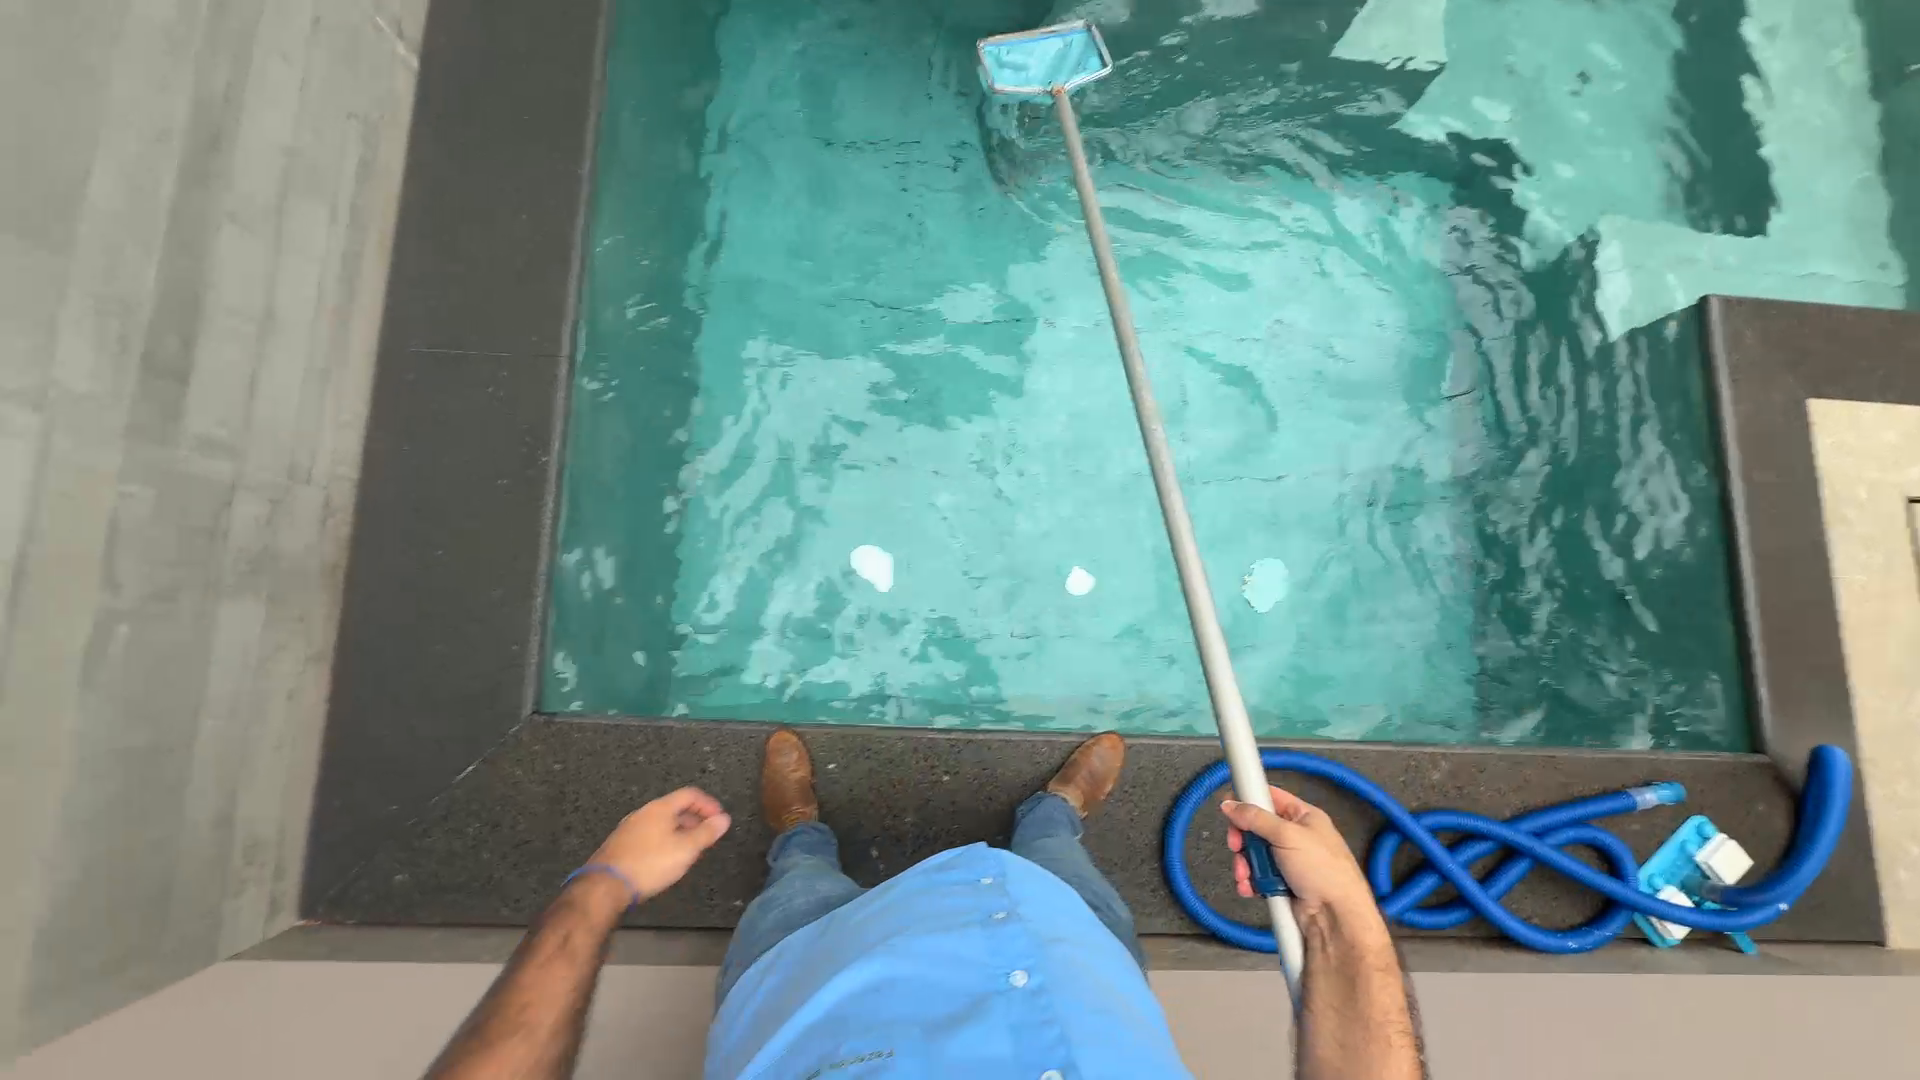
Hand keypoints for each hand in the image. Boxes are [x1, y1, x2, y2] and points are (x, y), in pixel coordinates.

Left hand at [587, 787, 731, 901]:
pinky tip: (665, 859)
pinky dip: (663, 840)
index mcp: (660, 808)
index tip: (719, 819)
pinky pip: (648, 835)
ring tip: (688, 849)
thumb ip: (707, 833)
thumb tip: (724, 819)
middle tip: (706, 835)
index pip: (690, 794)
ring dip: (679, 831)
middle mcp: (643, 813)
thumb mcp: (686, 849)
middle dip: (695, 819)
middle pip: (675, 808)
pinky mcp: (619, 845)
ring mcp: (628, 828)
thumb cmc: (650, 863)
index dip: (709, 804)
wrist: (605, 886)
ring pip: (661, 823)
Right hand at [1221, 785, 1376, 919]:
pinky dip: (1250, 881)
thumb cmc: (1324, 872)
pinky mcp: (1282, 882)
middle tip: (1237, 845)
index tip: (1230, 807)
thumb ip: (1255, 818)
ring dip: (1245, 864)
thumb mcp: (1287, 836)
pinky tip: (1249, 887)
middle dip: (1243, 839)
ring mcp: (1288, 860)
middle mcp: (1295, 836)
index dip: (1248, 800)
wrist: (1336, 919)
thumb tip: (1230, 805)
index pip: (1270, 797)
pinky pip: (1257, 874)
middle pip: (1256, 827)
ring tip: (1246, 875)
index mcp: (1304, 817)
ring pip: (1253, 853)